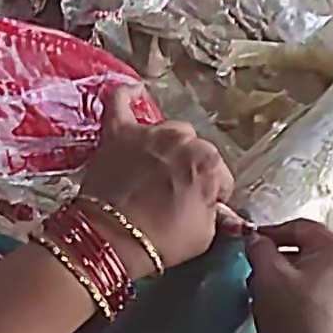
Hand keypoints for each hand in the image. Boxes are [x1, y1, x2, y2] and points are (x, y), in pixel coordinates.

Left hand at [79, 84, 233, 275]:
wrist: (111, 240)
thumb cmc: (163, 241)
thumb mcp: (205, 235)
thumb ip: (214, 212)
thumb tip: (212, 205)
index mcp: (210, 163)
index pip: (221, 177)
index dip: (212, 196)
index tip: (199, 209)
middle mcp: (184, 140)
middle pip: (195, 150)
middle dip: (189, 170)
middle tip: (175, 195)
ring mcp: (149, 132)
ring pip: (168, 131)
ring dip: (167, 147)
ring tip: (155, 170)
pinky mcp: (118, 132)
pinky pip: (120, 101)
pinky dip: (128, 95)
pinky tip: (136, 91)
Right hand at [245, 220, 332, 332]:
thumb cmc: (296, 317)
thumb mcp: (268, 275)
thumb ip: (259, 248)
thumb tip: (255, 240)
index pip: (297, 226)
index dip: (269, 233)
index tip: (248, 242)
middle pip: (304, 246)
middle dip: (275, 254)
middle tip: (252, 265)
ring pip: (306, 266)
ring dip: (282, 272)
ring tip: (261, 286)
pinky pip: (312, 284)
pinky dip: (293, 287)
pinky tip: (275, 301)